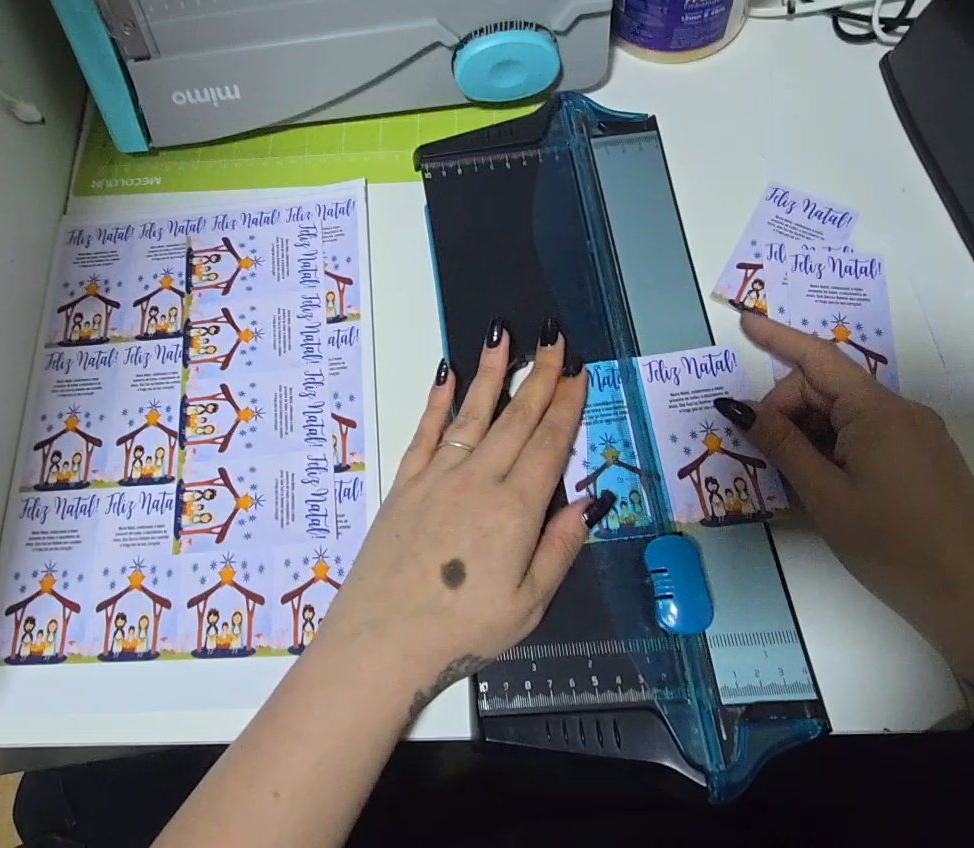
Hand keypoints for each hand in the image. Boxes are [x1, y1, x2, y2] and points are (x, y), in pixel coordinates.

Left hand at [310, 320, 594, 720]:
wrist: (383, 638)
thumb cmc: (462, 629)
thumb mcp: (530, 603)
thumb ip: (561, 547)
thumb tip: (591, 501)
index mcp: (515, 508)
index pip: (550, 444)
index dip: (567, 405)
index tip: (579, 372)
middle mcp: (478, 480)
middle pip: (516, 419)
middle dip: (540, 376)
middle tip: (555, 339)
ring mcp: (438, 476)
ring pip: (472, 414)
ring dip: (490, 373)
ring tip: (503, 336)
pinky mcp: (405, 483)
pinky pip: (426, 432)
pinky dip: (437, 402)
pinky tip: (446, 376)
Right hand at [720, 311, 973, 729]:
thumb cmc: (893, 545)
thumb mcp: (824, 494)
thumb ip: (781, 443)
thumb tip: (737, 406)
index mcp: (879, 412)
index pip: (817, 360)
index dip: (777, 339)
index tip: (743, 323)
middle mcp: (902, 413)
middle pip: (826, 389)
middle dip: (786, 410)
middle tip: (762, 453)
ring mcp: (917, 437)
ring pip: (843, 415)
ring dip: (808, 434)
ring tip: (791, 478)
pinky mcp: (923, 461)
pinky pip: (864, 436)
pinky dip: (832, 448)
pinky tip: (820, 483)